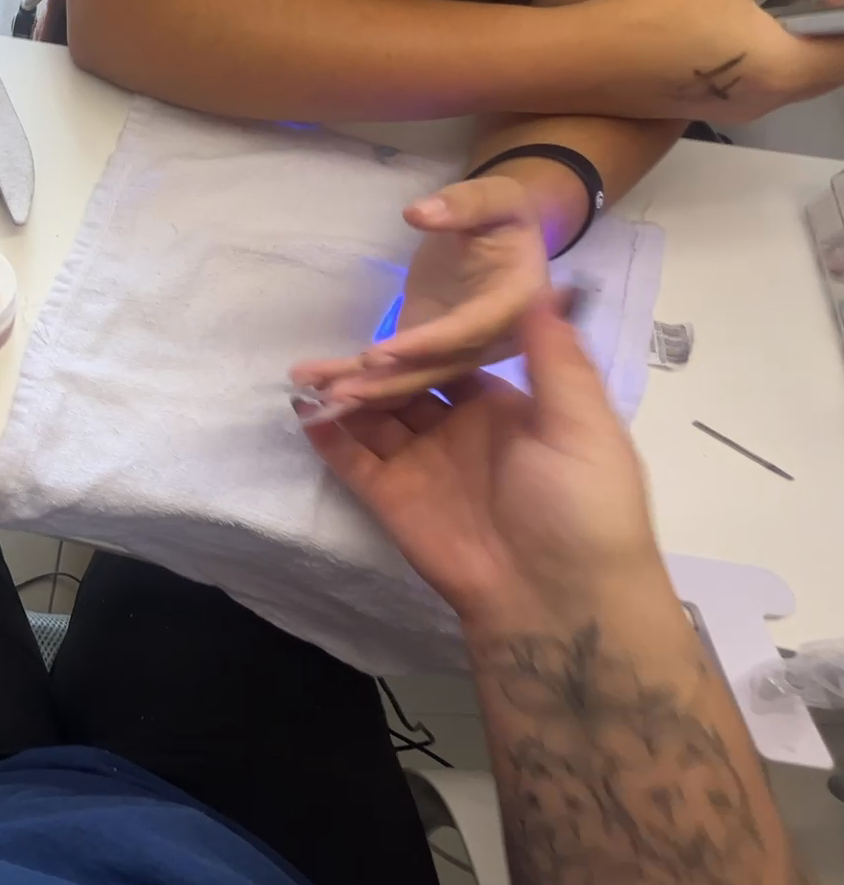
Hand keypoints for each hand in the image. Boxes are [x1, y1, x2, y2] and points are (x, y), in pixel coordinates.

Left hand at [290, 176, 551, 407]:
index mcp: (517, 302)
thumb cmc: (498, 215)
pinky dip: (357, 378)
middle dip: (385, 383)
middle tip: (335, 394)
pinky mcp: (426, 351)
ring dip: (362, 388)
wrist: (498, 237)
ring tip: (316, 394)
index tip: (375, 356)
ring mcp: (459, 350)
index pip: (467, 331)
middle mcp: (492, 338)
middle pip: (435, 368)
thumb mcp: (494, 198)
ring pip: (410, 376)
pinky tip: (319, 387)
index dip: (422, 345)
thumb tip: (420, 212)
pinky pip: (393, 370)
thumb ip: (465, 204)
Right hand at [301, 295, 660, 628]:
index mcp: (497, 408)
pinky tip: (301, 412)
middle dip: (359, 372)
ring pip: (367, 418)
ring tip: (300, 376)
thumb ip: (556, 362)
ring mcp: (414, 462)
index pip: (444, 364)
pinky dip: (324, 435)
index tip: (378, 324)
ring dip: (336, 398)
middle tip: (317, 356)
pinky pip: (348, 457)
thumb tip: (544, 290)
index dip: (412, 345)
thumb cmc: (581, 506)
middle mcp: (449, 429)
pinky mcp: (386, 493)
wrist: (555, 594)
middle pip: (396, 388)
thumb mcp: (583, 427)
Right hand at [591, 0, 843, 122]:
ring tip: (792, 15)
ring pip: (794, 83)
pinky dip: (771, 65)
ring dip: (805, 52)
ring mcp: (723, 110)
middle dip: (835, 36)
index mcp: (782, 69)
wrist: (566, 64)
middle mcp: (761, 100)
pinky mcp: (692, 110)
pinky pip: (757, 90)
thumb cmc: (647, 19)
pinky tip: (747, 38)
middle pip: (830, 72)